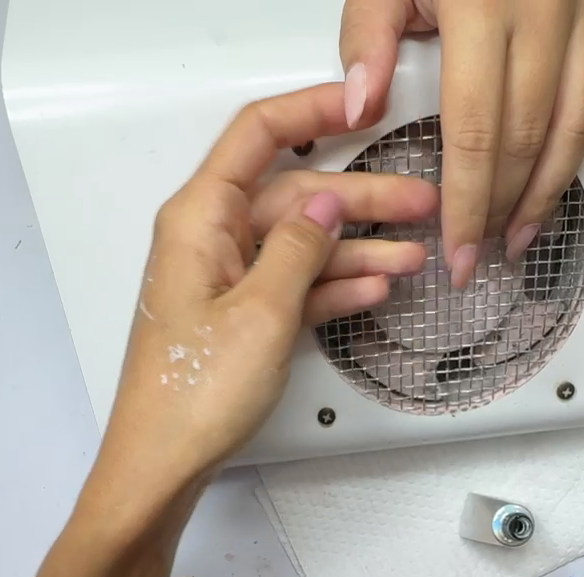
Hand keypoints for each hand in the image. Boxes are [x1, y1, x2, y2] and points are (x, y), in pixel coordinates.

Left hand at [95, 84, 437, 499]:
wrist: (164, 462)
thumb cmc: (190, 396)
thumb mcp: (260, 312)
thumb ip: (298, 249)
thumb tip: (325, 207)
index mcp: (199, 219)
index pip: (260, 136)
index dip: (315, 111)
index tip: (365, 108)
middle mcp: (209, 242)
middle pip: (294, 197)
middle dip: (360, 202)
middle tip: (418, 207)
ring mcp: (226, 282)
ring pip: (301, 247)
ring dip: (358, 251)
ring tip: (412, 255)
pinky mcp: (240, 319)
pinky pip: (294, 288)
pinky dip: (333, 287)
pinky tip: (373, 286)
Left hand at [340, 0, 583, 285]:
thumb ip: (369, 33)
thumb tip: (359, 108)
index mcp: (481, 6)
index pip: (474, 136)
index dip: (466, 207)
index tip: (458, 256)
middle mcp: (546, 10)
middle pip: (525, 140)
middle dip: (500, 207)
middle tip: (481, 249)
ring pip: (578, 124)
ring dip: (551, 190)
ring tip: (524, 235)